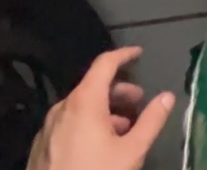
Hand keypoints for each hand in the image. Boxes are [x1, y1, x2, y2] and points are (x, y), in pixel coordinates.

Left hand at [27, 46, 175, 169]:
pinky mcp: (39, 150)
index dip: (124, 55)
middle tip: (138, 102)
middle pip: (93, 86)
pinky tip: (98, 148)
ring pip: (80, 107)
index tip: (139, 54)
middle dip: (119, 90)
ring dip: (104, 110)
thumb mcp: (131, 152)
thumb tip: (167, 97)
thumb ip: (152, 120)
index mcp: (84, 101)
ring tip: (122, 129)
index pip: (105, 63)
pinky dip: (86, 124)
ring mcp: (47, 130)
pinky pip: (67, 125)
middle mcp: (62, 109)